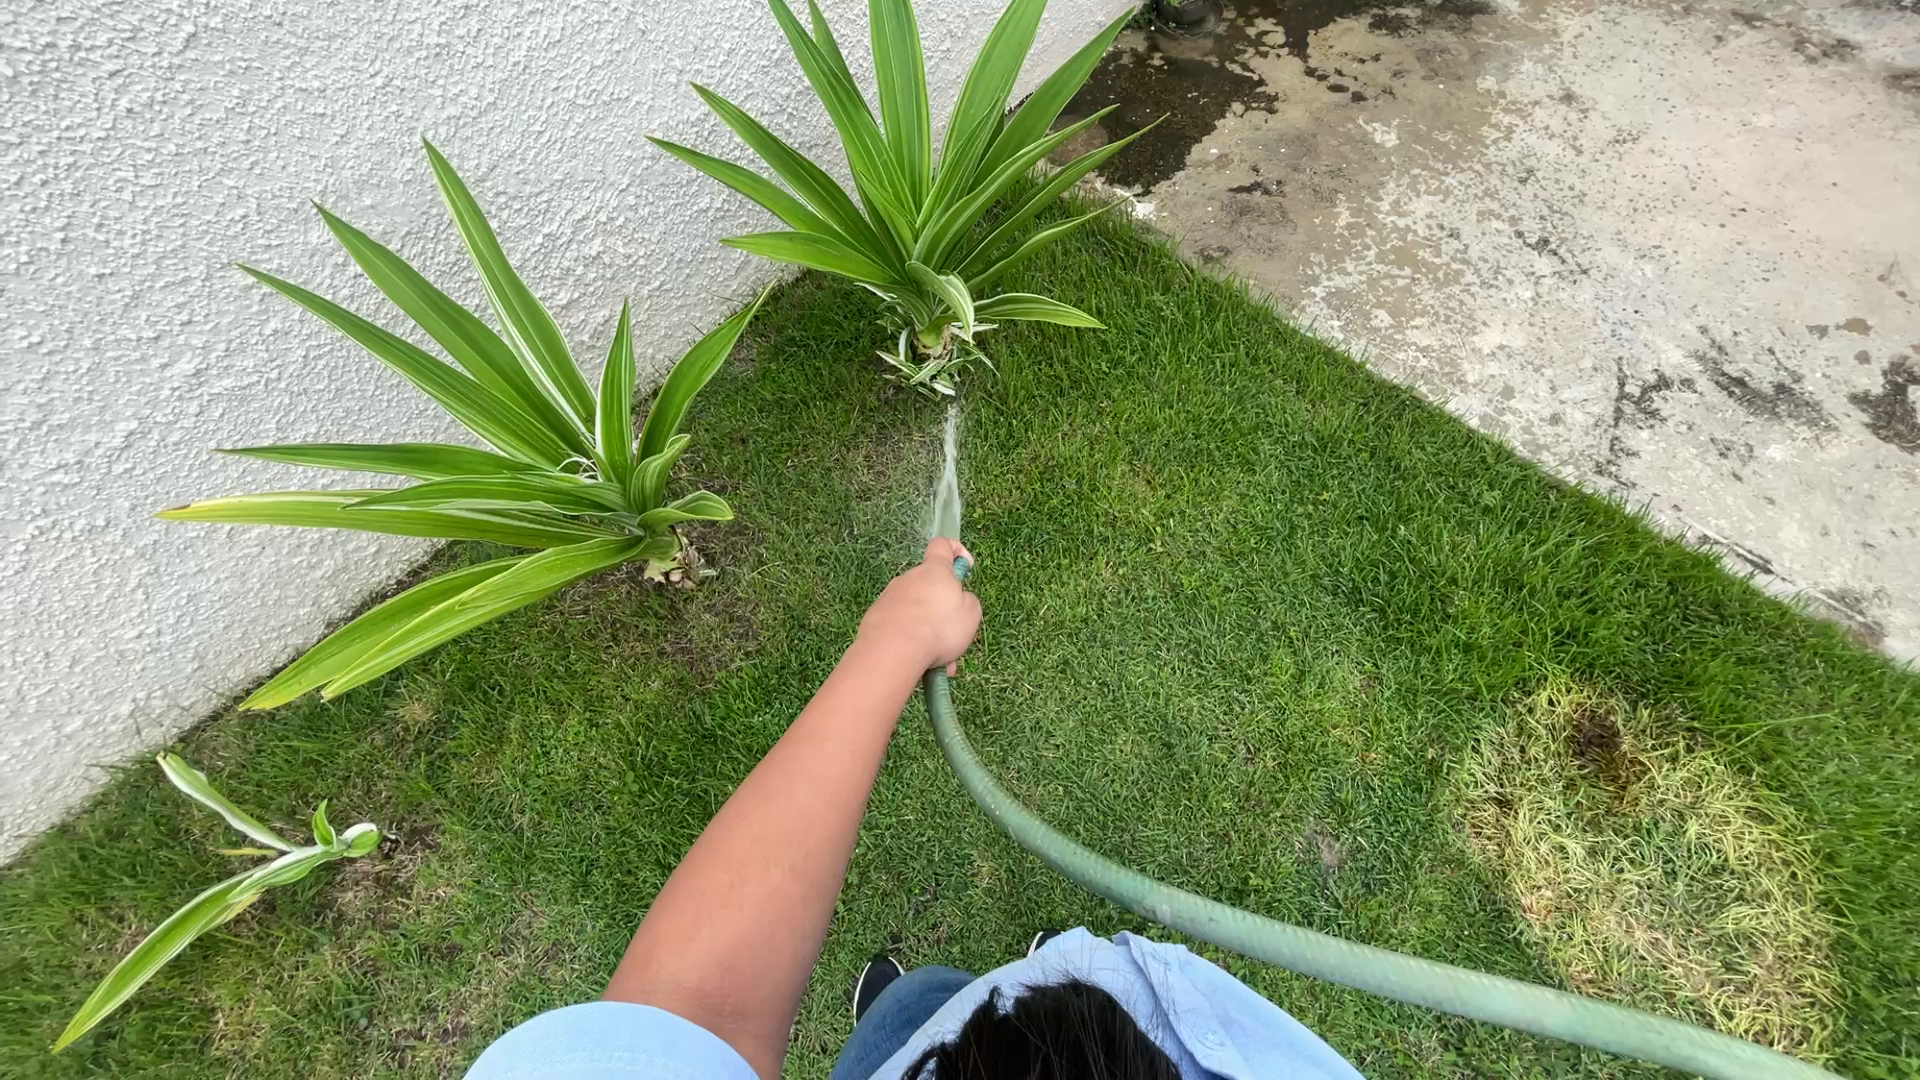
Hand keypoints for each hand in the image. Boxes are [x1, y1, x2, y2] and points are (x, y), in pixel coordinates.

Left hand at [857, 538, 981, 674]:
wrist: (892, 651)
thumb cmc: (938, 628)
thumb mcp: (971, 615)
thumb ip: (968, 601)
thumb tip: (960, 599)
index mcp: (934, 570)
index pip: (942, 545)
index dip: (956, 551)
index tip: (965, 567)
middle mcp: (909, 578)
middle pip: (929, 585)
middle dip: (942, 608)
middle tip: (953, 633)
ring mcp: (889, 597)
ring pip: (915, 610)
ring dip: (928, 629)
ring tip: (939, 658)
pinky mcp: (875, 617)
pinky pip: (899, 625)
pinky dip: (910, 640)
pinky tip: (918, 662)